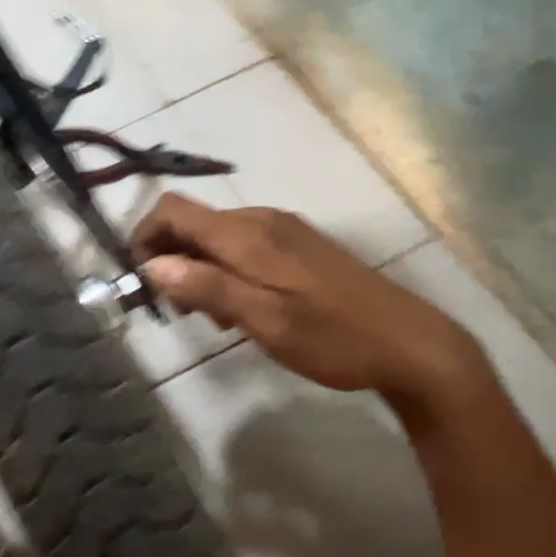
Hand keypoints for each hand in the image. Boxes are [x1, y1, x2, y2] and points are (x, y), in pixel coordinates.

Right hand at [133, 192, 488, 401]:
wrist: (413, 347)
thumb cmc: (333, 338)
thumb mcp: (264, 321)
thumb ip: (206, 288)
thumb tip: (152, 266)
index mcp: (248, 234)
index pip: (173, 210)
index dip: (145, 237)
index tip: (142, 280)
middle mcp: (262, 220)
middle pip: (194, 224)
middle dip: (173, 261)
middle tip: (182, 312)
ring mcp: (285, 231)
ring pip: (218, 238)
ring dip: (201, 271)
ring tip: (216, 320)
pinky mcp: (301, 247)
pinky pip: (245, 247)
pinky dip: (228, 272)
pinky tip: (246, 310)